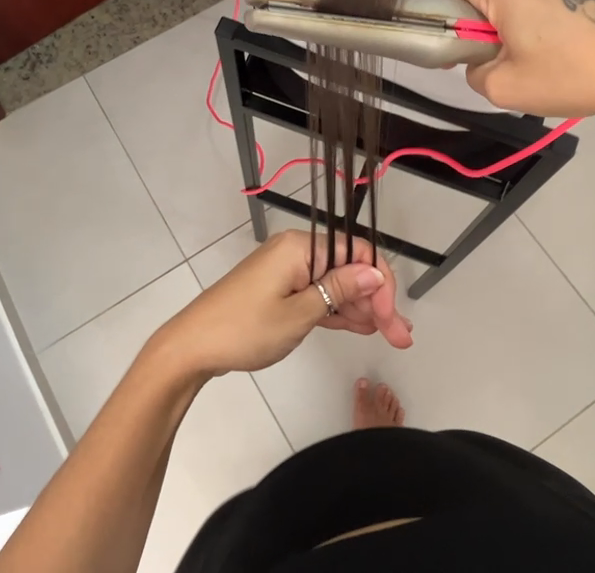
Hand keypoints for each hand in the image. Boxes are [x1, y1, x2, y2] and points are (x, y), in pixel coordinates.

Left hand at [148, 230, 412, 378]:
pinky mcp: (280, 291)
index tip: (391, 318)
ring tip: (389, 337)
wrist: (193, 346)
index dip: (379, 283)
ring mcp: (287, 272)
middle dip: (376, 301)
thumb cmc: (245, 329)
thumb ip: (340, 291)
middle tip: (400, 338)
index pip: (355, 252)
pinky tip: (361, 327)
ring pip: (335, 284)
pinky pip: (318, 294)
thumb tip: (375, 273)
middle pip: (348, 269)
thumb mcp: (299, 314)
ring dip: (361, 309)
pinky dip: (338, 311)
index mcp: (300, 247)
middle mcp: (296, 252)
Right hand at [450, 0, 594, 122]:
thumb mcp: (503, 89)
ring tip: (557, 43)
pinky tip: (581, 29)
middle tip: (522, 55)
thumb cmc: (573, 75)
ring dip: (530, 7)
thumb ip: (472, 70)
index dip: (463, 30)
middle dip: (498, 18)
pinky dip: (561, 0)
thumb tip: (481, 57)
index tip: (483, 55)